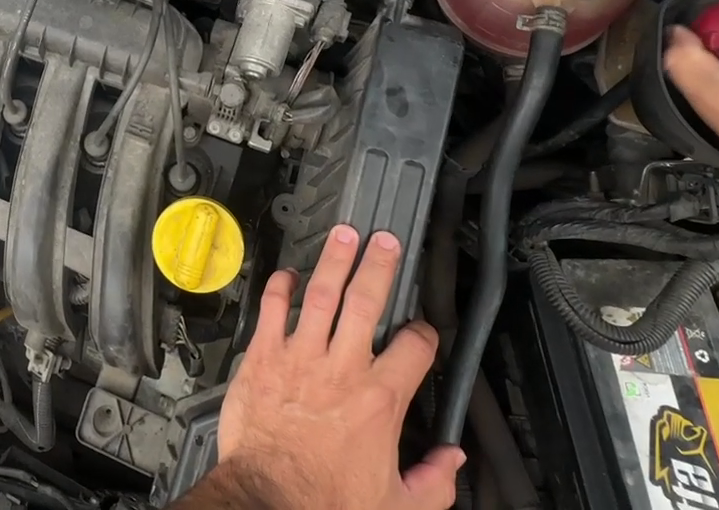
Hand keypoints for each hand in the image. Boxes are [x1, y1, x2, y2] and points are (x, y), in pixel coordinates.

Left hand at [190, 226, 461, 509]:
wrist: (270, 501)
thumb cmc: (326, 502)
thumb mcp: (398, 505)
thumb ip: (433, 481)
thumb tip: (454, 460)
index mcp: (379, 400)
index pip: (414, 348)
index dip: (423, 333)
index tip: (421, 329)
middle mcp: (341, 368)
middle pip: (366, 302)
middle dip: (378, 266)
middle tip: (385, 240)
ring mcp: (300, 356)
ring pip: (320, 295)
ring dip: (333, 261)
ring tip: (344, 235)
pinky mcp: (264, 356)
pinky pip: (272, 309)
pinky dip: (279, 287)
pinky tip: (287, 273)